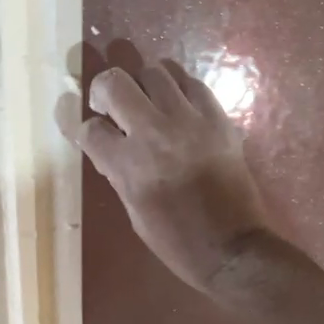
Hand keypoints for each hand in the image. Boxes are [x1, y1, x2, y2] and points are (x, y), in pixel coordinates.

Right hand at [73, 62, 272, 290]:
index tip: (96, 138)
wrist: (235, 251)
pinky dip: (180, 90)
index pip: (91, 129)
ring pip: (155, 72)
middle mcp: (155, 135)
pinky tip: (179, 108)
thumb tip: (113, 151)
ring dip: (145, 85)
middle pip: (115, 83)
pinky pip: (192, 83)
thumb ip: (121, 177)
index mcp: (130, 167)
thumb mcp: (137, 217)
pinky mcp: (219, 121)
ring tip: (150, 104)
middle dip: (106, 92)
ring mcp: (189, 123)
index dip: (88, 132)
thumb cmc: (181, 246)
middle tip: (113, 107)